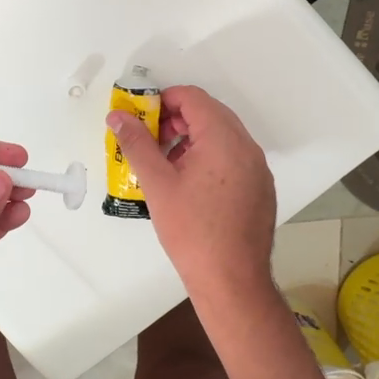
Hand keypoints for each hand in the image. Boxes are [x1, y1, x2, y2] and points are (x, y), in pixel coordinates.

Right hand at [108, 85, 275, 298]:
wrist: (231, 280)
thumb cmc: (192, 231)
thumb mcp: (157, 184)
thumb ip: (136, 143)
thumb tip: (118, 116)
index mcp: (223, 139)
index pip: (193, 98)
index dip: (163, 101)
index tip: (141, 118)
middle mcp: (247, 147)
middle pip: (209, 113)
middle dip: (176, 120)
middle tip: (150, 141)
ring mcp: (258, 168)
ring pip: (222, 135)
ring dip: (191, 138)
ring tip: (165, 164)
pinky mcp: (261, 187)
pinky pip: (233, 156)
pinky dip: (209, 156)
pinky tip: (189, 184)